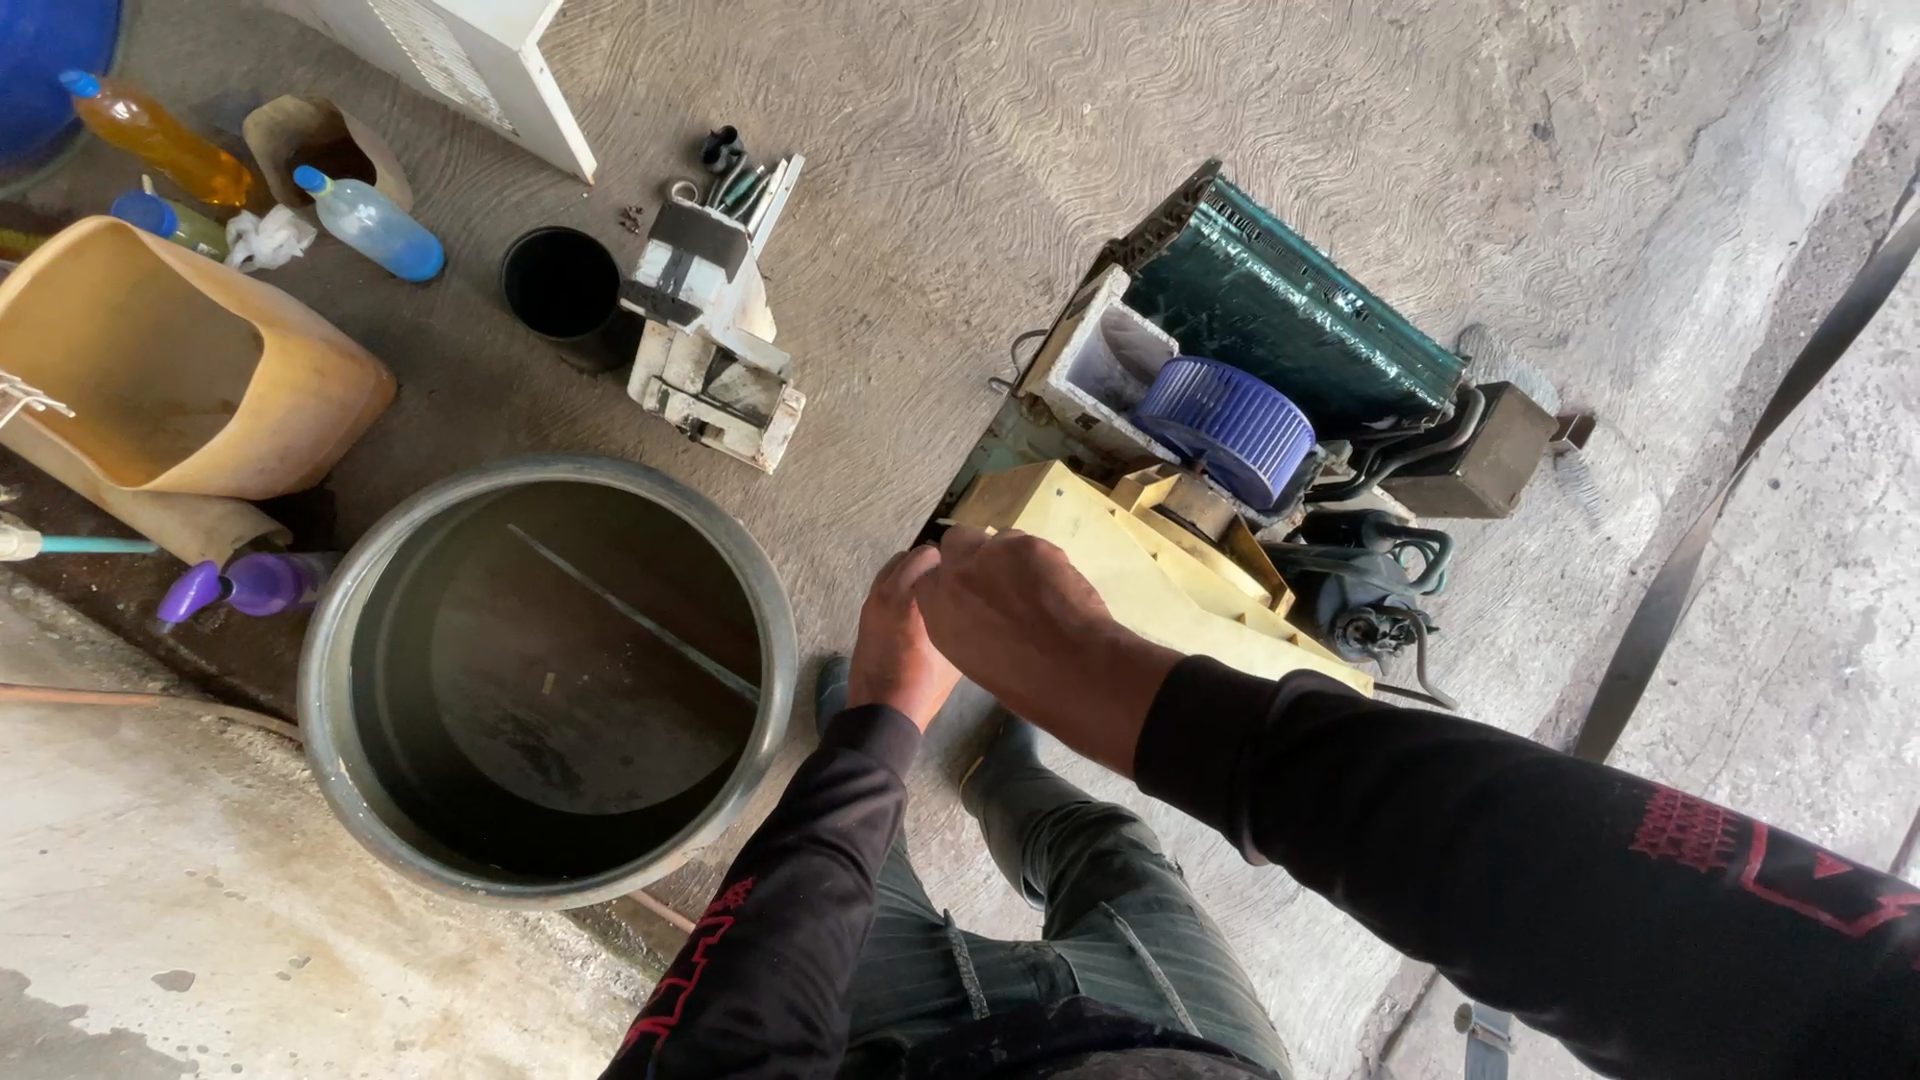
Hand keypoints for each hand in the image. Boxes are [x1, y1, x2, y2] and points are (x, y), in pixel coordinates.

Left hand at [846, 547, 961, 730]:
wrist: (882, 711)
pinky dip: (899, 582)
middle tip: (950, 578)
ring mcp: (872, 601)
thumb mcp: (955, 651)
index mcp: (911, 597)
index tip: (966, 572)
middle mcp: (887, 591)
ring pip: (893, 567)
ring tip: (933, 589)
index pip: (931, 556)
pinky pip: (884, 583)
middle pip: (911, 556)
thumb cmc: (924, 684)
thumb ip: (961, 617)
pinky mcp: (865, 614)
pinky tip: (917, 602)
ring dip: (912, 570)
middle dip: (931, 561)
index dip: (951, 561)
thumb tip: (969, 600)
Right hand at [909, 527, 1180, 776]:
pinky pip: (1030, 544)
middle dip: (975, 551)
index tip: (970, 586)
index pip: (930, 573)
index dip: (952, 575)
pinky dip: (1041, 561)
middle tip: (1000, 574)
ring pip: (999, 538)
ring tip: (1037, 586)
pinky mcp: (1027, 545)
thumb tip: (973, 607)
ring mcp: (991, 554)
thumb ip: (961, 621)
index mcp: (937, 607)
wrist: (1071, 670)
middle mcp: (956, 575)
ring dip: (1012, 557)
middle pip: (957, 540)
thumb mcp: (970, 656)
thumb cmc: (1022, 681)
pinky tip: (1056, 585)